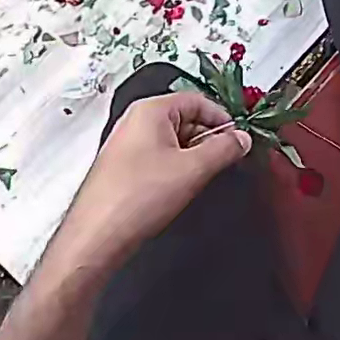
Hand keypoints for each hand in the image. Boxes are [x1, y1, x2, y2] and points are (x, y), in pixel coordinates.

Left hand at [52, 91, 251, 269]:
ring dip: (194, 156)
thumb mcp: (194, 169)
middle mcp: (136, 121)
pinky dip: (177, 168)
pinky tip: (180, 188)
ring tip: (200, 178)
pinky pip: (161, 156)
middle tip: (224, 161)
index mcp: (151, 110)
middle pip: (187, 119)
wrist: (97, 237)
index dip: (222, 119)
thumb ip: (225, 149)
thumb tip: (243, 138)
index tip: (238, 140)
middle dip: (209, 139)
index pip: (199, 101)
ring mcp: (129, 144)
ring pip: (175, 140)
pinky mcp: (125, 167)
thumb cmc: (138, 197)